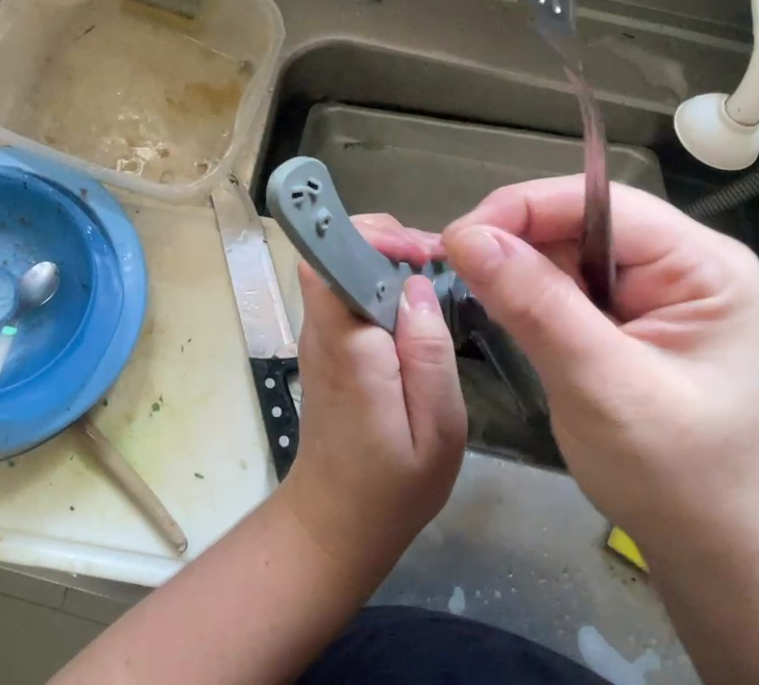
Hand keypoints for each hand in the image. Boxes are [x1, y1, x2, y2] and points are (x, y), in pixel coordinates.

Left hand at [279, 215, 466, 574]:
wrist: (336, 520)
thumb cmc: (393, 486)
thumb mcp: (438, 430)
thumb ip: (429, 355)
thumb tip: (417, 286)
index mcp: (347, 348)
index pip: (327, 262)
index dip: (369, 238)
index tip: (420, 251)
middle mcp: (322, 332)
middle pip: (335, 254)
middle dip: (387, 240)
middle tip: (437, 260)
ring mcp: (319, 337)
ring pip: (342, 269)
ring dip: (385, 258)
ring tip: (434, 275)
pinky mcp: (327, 347)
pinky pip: (348, 294)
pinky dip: (380, 283)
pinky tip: (415, 305)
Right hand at [442, 178, 758, 581]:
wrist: (709, 548)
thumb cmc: (674, 477)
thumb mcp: (601, 388)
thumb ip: (537, 306)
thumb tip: (466, 236)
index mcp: (706, 268)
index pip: (602, 204)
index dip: (525, 210)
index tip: (456, 240)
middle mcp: (686, 264)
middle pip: (582, 219)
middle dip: (517, 240)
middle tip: (455, 270)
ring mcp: (660, 289)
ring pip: (567, 248)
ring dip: (519, 267)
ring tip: (478, 294)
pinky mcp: (633, 314)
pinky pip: (569, 281)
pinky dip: (529, 292)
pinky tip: (507, 311)